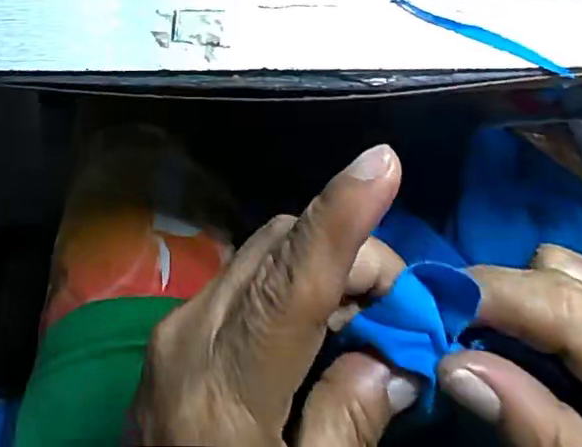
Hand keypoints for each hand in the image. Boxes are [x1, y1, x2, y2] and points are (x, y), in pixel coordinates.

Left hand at [129, 144, 419, 445]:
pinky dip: (290, 291)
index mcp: (223, 385)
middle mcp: (189, 335)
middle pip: (276, 251)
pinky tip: (326, 331)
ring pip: (259, 260)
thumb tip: (391, 361)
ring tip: (376, 321)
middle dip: (348, 253)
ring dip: (321, 269)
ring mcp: (173, 330)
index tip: (380, 161)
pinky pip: (241, 288)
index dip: (339, 214)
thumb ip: (347, 425)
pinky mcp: (172, 336)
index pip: (290, 278)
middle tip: (409, 308)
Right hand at [437, 245, 581, 446]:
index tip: (420, 300)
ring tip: (518, 357)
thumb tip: (453, 364)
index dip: (487, 293)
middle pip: (574, 273)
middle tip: (464, 341)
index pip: (574, 306)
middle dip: (507, 297)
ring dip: (541, 306)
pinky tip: (581, 372)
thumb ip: (553, 437)